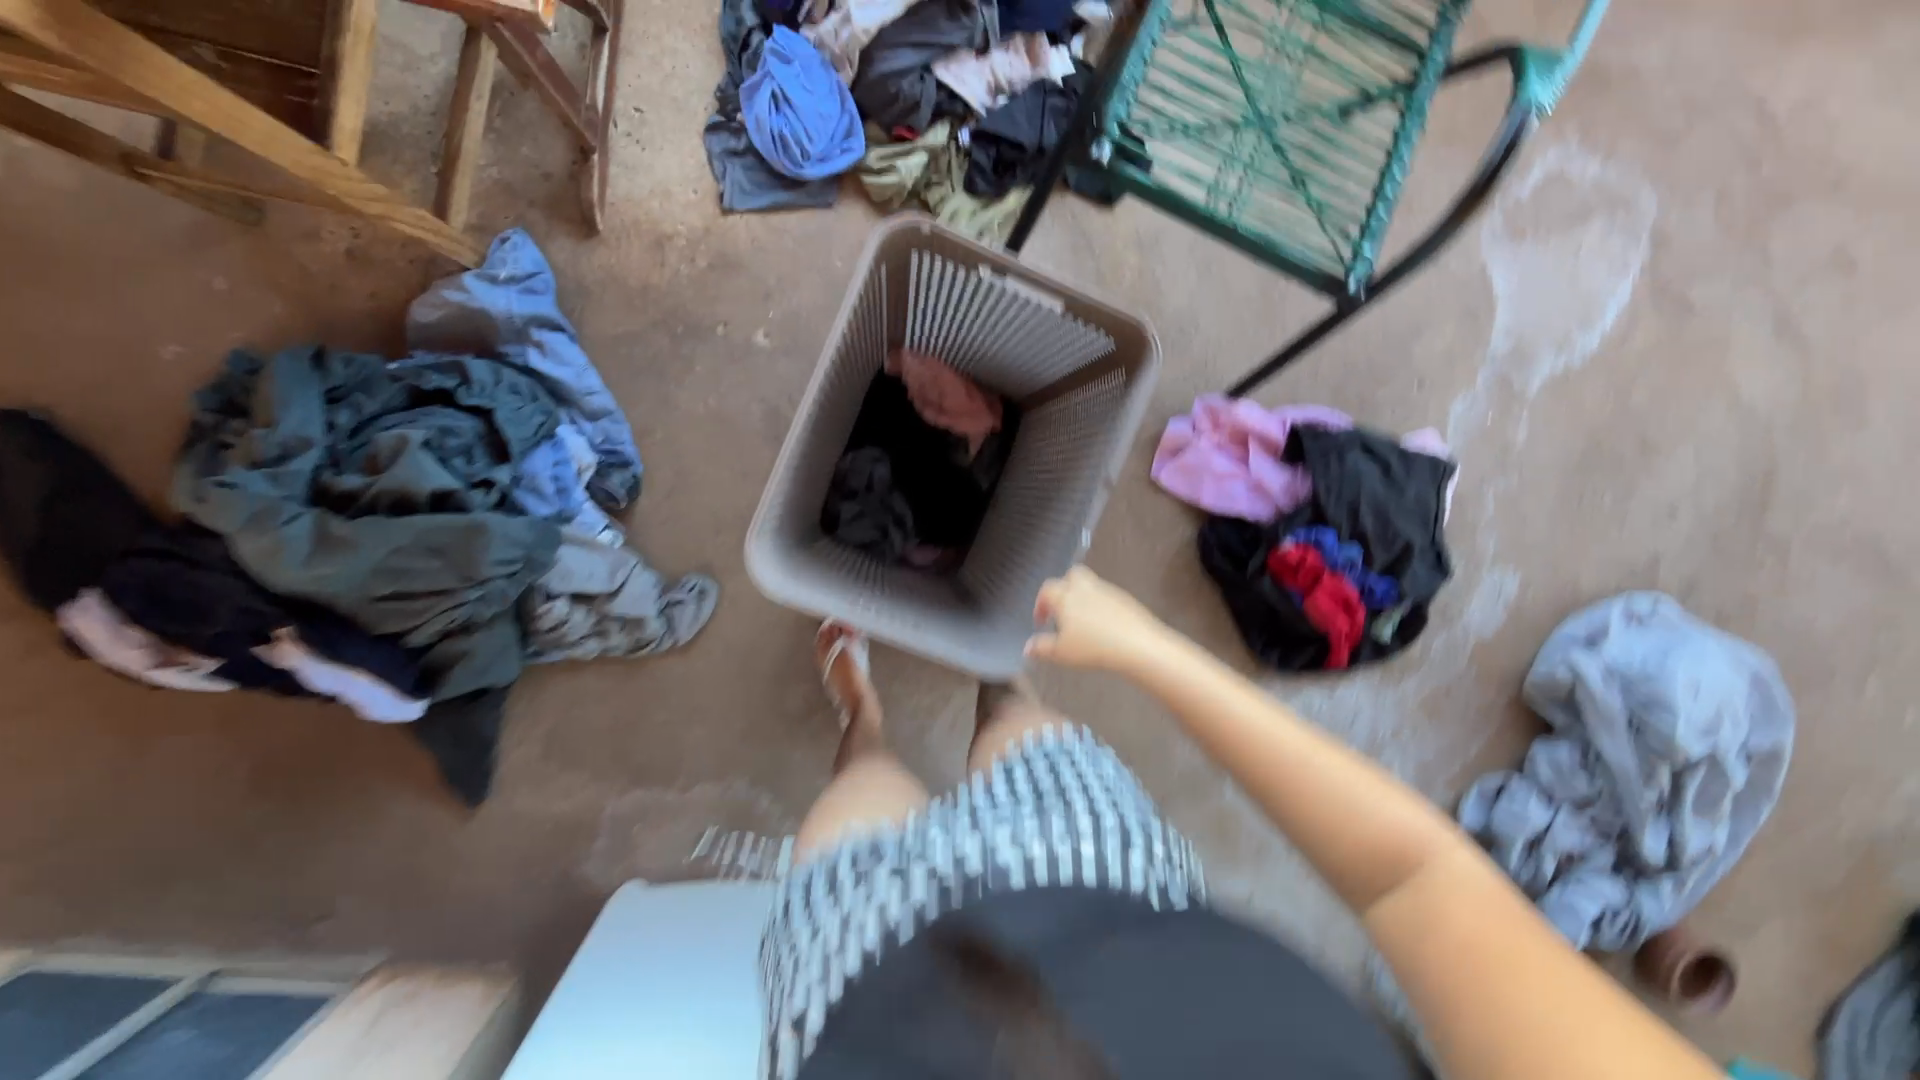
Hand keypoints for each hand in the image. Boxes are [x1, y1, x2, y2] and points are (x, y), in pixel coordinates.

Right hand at [1026, 566, 1170, 672]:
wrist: (1137, 645)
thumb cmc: (1093, 647)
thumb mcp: (1061, 653)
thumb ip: (1041, 648)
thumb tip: (1028, 647)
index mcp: (1065, 596)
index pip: (1047, 590)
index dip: (1040, 604)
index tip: (1041, 621)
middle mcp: (1085, 588)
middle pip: (1071, 575)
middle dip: (1064, 588)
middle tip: (1062, 611)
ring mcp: (1108, 591)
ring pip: (1091, 585)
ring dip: (1083, 599)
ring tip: (1082, 623)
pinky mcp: (1126, 600)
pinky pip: (1107, 598)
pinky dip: (1101, 607)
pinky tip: (1103, 627)